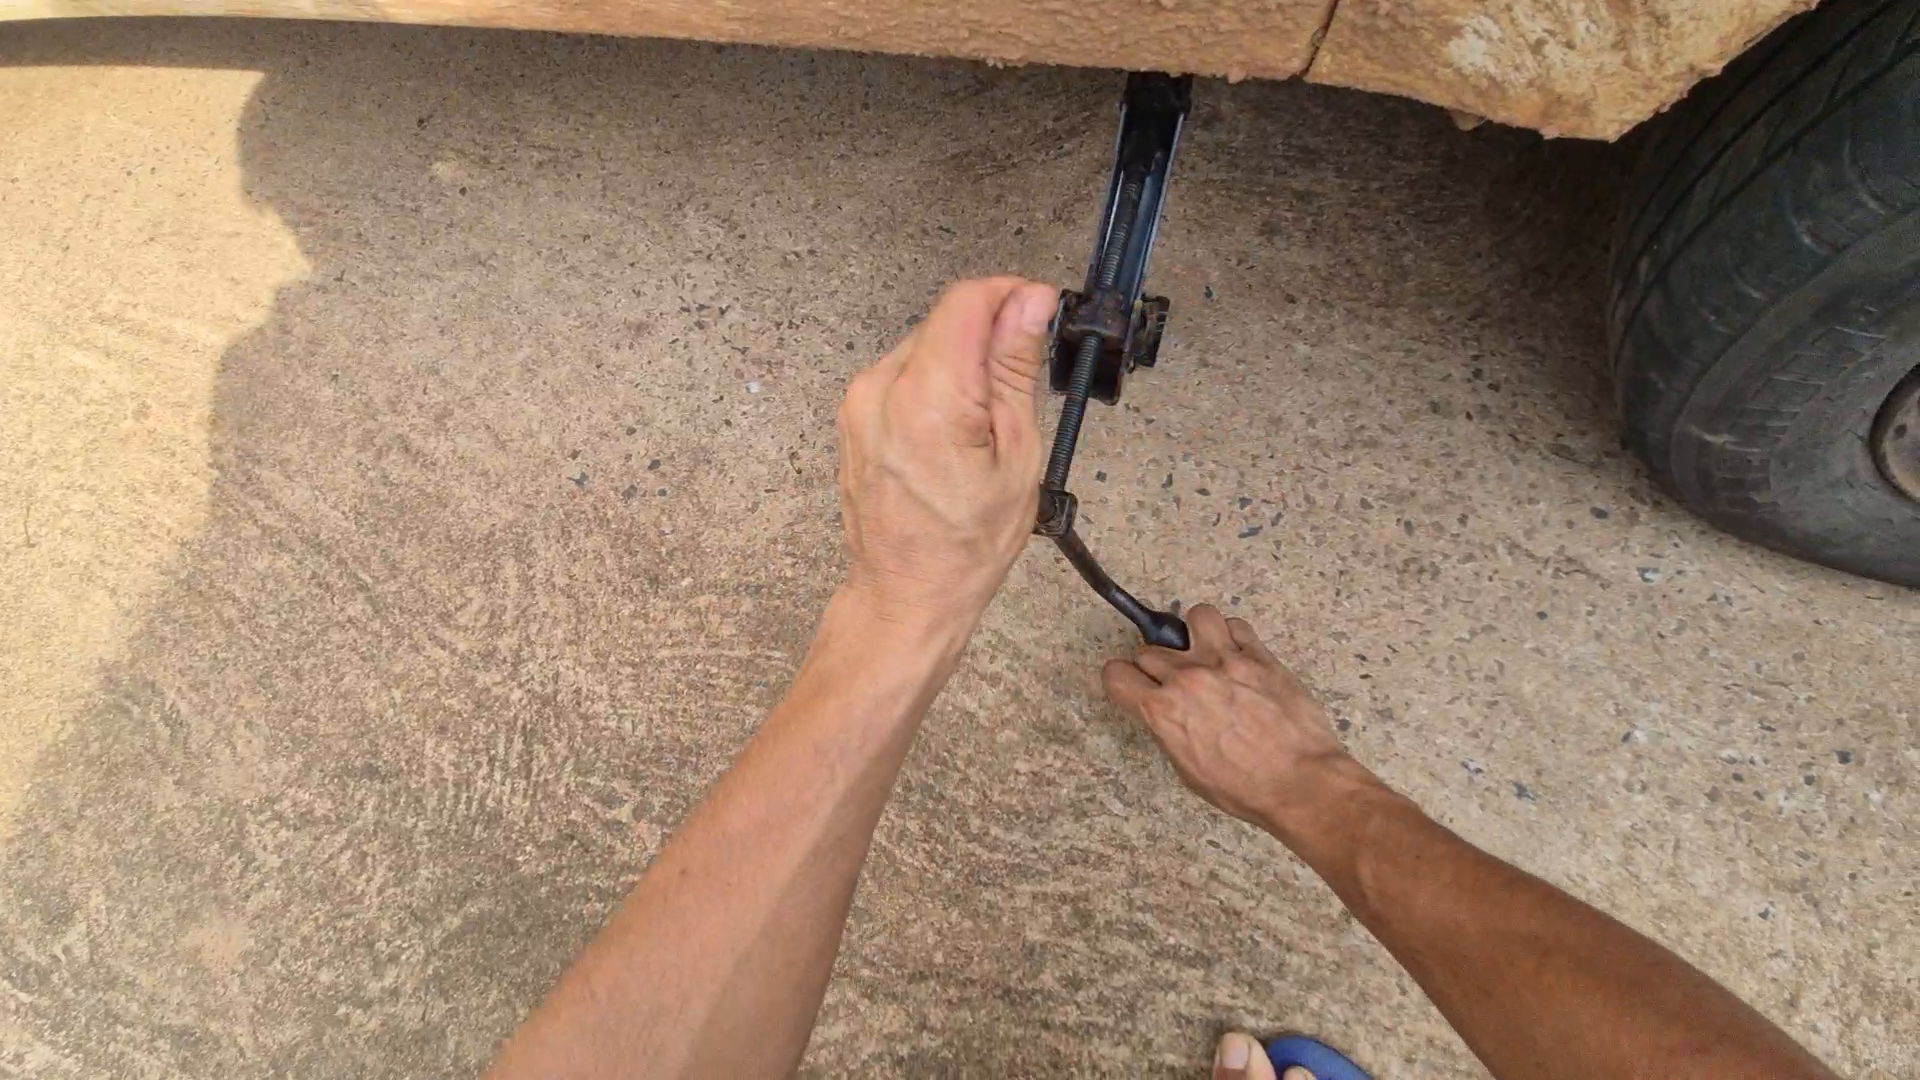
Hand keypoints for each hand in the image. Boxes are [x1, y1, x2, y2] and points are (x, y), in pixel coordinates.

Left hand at [836, 277, 1055, 636]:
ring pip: (925, 348)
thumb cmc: (965, 546)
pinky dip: (935, 388)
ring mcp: (858, 403)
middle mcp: (879, 390)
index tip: (1037, 314)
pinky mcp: (853, 416)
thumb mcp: (1015, 456)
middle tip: (1015, 397)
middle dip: (988, 341)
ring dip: (962, 367)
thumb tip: (1029, 303)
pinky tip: (951, 435)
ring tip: (980, 430)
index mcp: (926, 398)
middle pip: (944, 323)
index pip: (966, 301)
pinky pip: (902, 376)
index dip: (1009, 296)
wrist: (907, 593)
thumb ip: (1015, 369)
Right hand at [1103, 605, 1378, 831]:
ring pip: (1193, 617)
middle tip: (1179, 685)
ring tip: (1208, 653)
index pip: (1115, 673)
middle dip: (1158, 667)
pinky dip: (1233, 636)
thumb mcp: (1188, 770)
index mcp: (1163, 711)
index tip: (1133, 685)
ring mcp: (1224, 661)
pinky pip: (1235, 624)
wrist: (1302, 784)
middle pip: (1149, 650)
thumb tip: (1163, 709)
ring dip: (1195, 634)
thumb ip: (1167, 728)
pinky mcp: (1258, 656)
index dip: (1121, 680)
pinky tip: (1239, 656)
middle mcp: (1187, 678)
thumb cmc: (1246, 788)